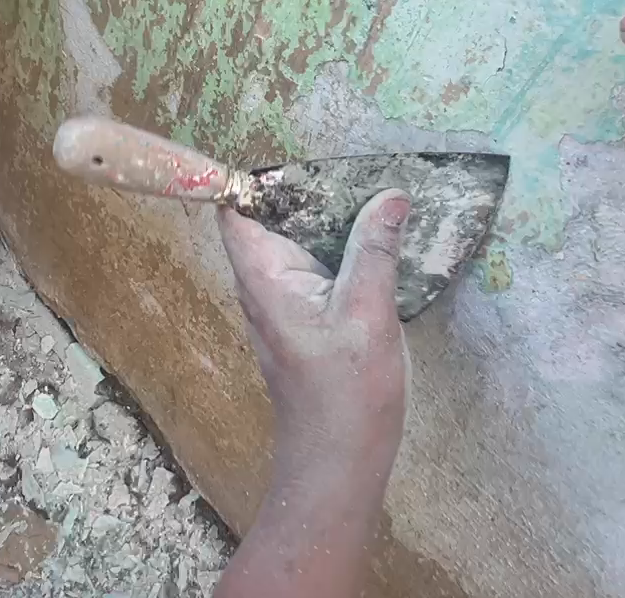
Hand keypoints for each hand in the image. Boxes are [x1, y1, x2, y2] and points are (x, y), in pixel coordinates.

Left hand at [214, 189, 410, 597]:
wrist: (338, 465)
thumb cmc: (347, 393)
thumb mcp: (368, 312)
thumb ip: (375, 249)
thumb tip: (391, 195)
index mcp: (263, 276)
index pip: (233, 211)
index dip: (250, 180)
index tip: (296, 160)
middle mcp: (261, 285)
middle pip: (266, 220)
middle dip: (304, 194)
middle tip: (353, 173)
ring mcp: (278, 304)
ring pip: (291, 244)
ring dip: (322, 221)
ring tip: (367, 197)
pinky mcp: (298, 320)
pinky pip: (307, 268)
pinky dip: (331, 249)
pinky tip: (368, 243)